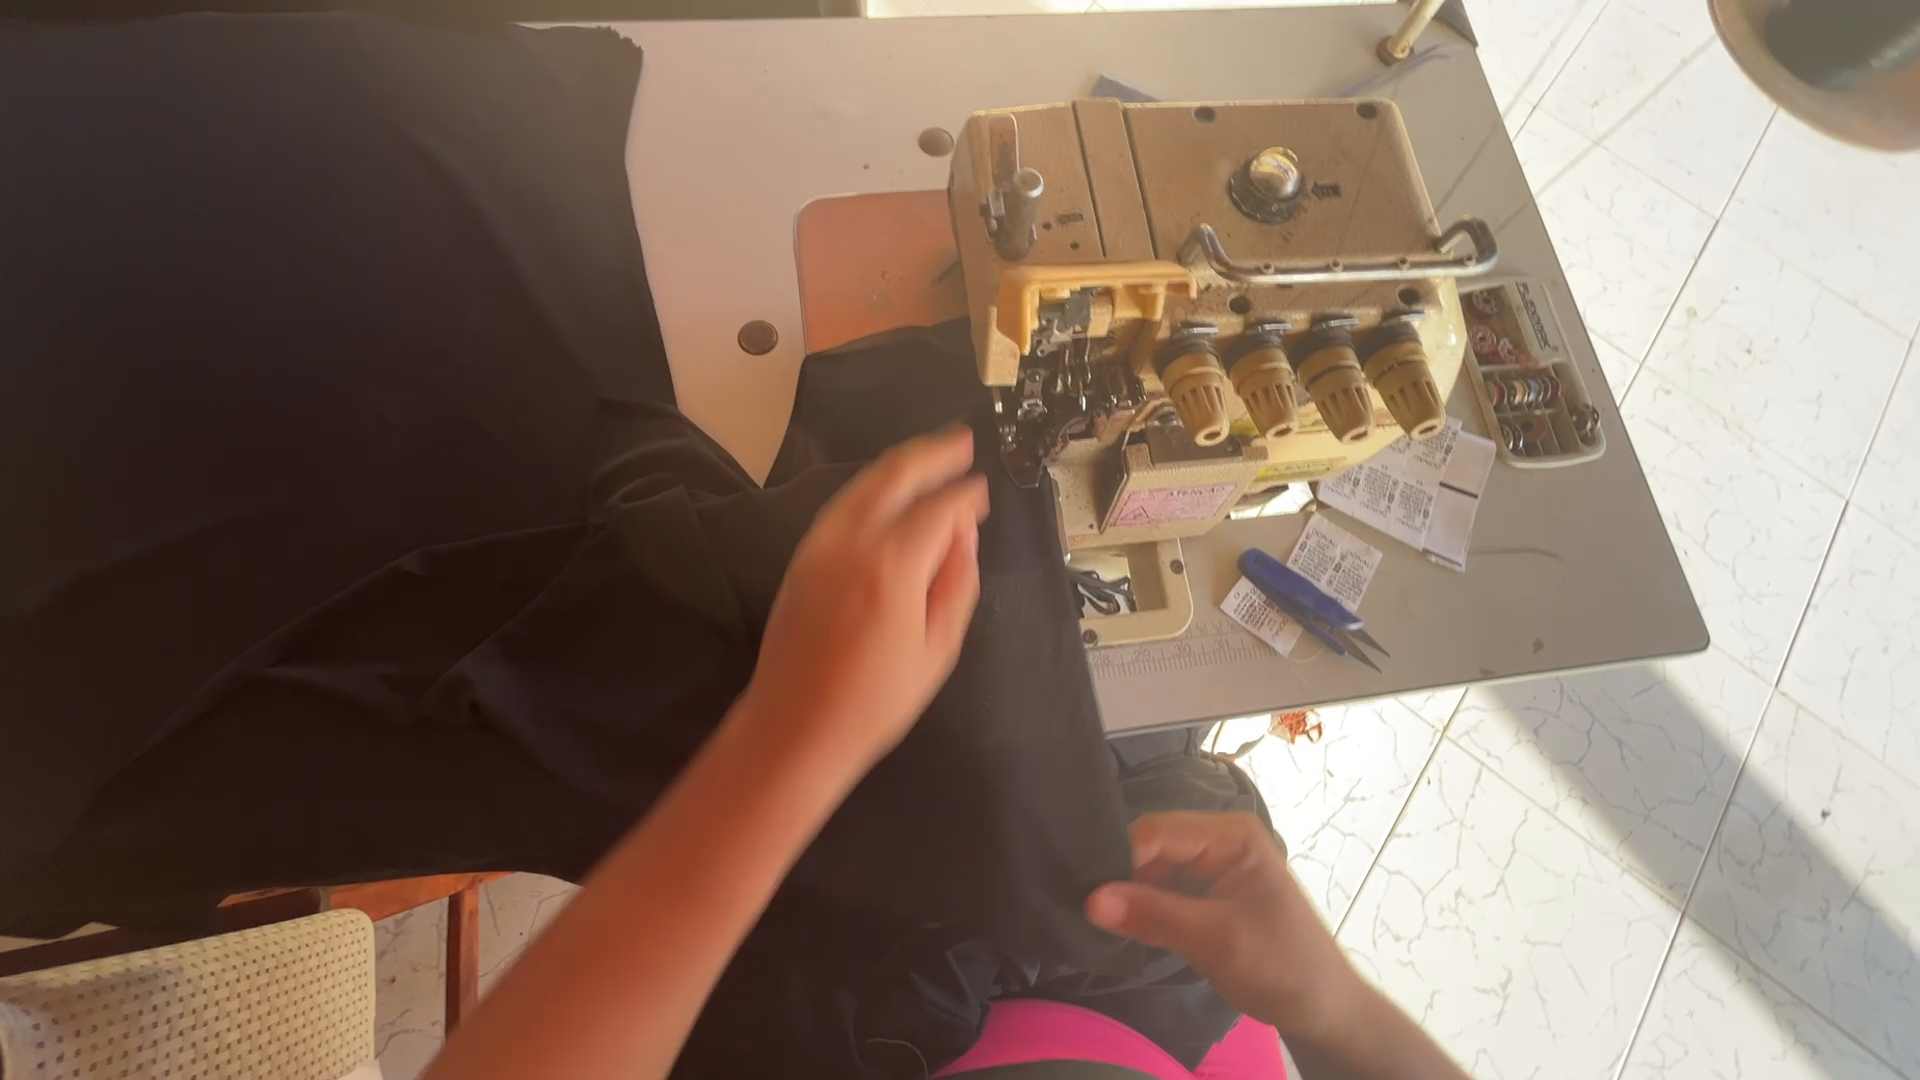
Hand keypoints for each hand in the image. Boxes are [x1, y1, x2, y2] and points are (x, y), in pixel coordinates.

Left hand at [741, 427, 989, 765]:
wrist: (794, 726)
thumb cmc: (874, 700)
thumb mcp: (938, 648)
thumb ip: (957, 582)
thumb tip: (965, 536)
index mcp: (892, 566)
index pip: (938, 510)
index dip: (965, 495)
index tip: (982, 491)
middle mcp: (851, 543)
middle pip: (895, 474)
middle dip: (933, 453)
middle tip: (961, 442)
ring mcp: (820, 546)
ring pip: (864, 483)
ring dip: (901, 464)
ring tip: (932, 457)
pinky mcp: (803, 557)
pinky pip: (844, 505)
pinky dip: (873, 488)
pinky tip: (890, 494)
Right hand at [1085, 811, 1366, 1043]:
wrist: (1328, 1013)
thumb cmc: (1283, 969)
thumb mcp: (1216, 942)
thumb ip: (1154, 916)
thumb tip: (1091, 900)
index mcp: (1231, 834)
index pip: (1158, 830)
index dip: (1122, 857)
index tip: (1089, 891)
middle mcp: (1220, 836)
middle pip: (1153, 842)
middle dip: (1124, 872)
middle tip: (1090, 905)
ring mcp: (1216, 861)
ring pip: (1155, 864)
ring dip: (1133, 889)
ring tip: (1100, 912)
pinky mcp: (1210, 886)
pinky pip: (1165, 883)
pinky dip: (1146, 902)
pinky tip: (1125, 918)